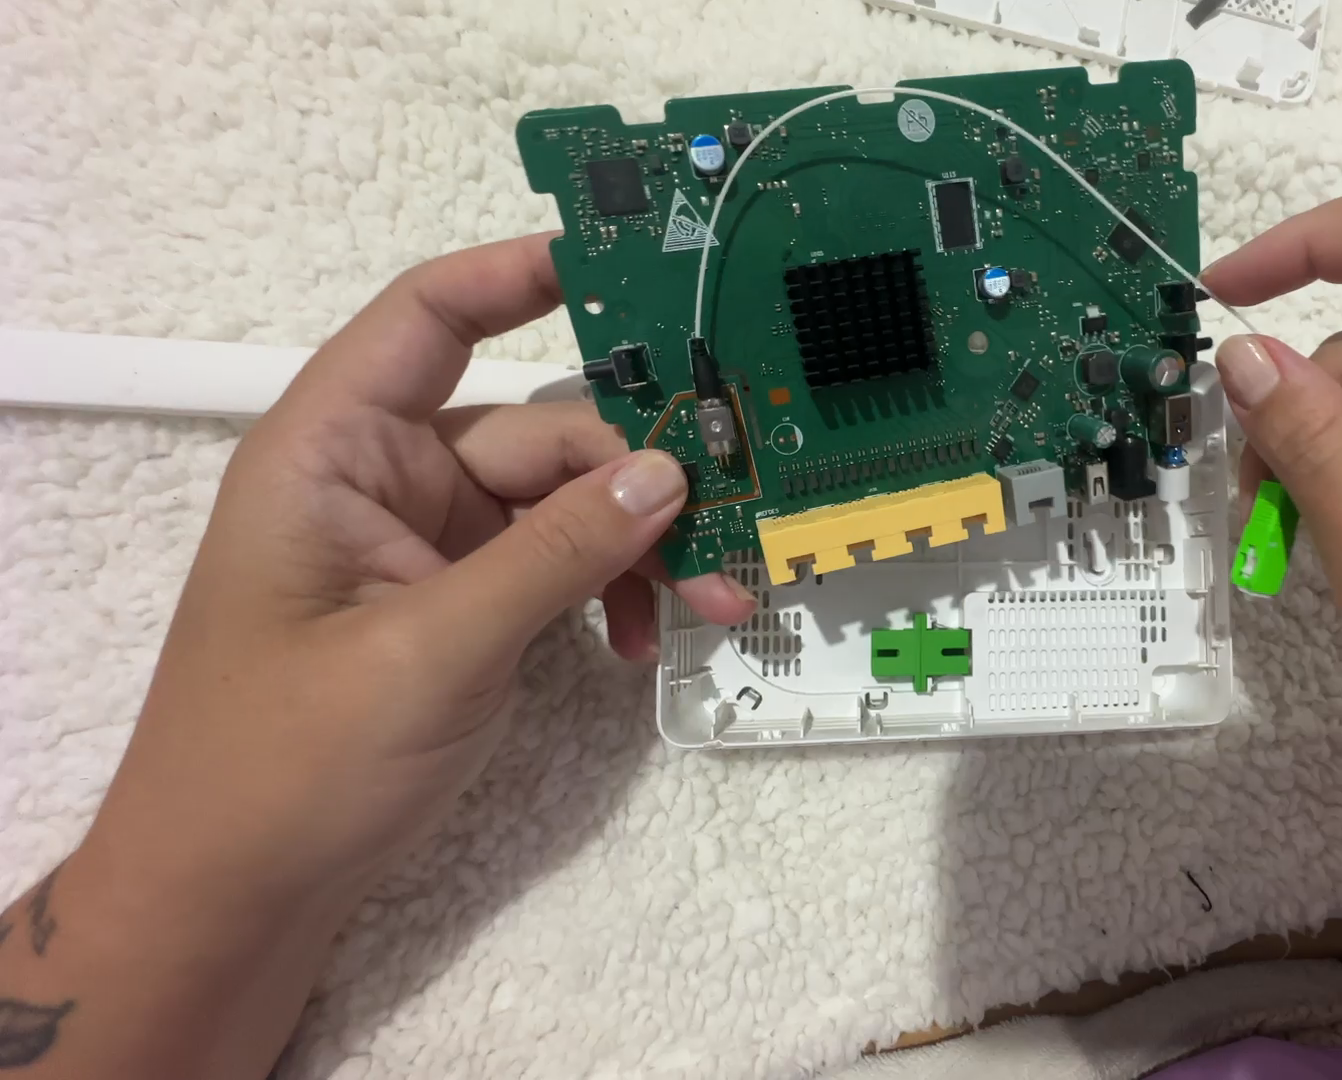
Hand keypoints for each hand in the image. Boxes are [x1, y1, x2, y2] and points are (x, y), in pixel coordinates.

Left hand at [5, 235, 755, 1079]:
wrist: (257, 887)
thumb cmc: (295, 759)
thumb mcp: (435, 647)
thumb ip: (556, 553)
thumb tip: (669, 473)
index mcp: (341, 454)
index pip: (425, 322)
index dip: (512, 277)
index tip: (613, 265)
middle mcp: (403, 480)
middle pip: (551, 437)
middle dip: (641, 488)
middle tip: (723, 533)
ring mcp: (454, 541)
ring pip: (582, 507)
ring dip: (651, 550)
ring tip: (713, 601)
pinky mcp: (491, 595)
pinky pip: (580, 563)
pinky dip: (623, 593)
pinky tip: (645, 641)